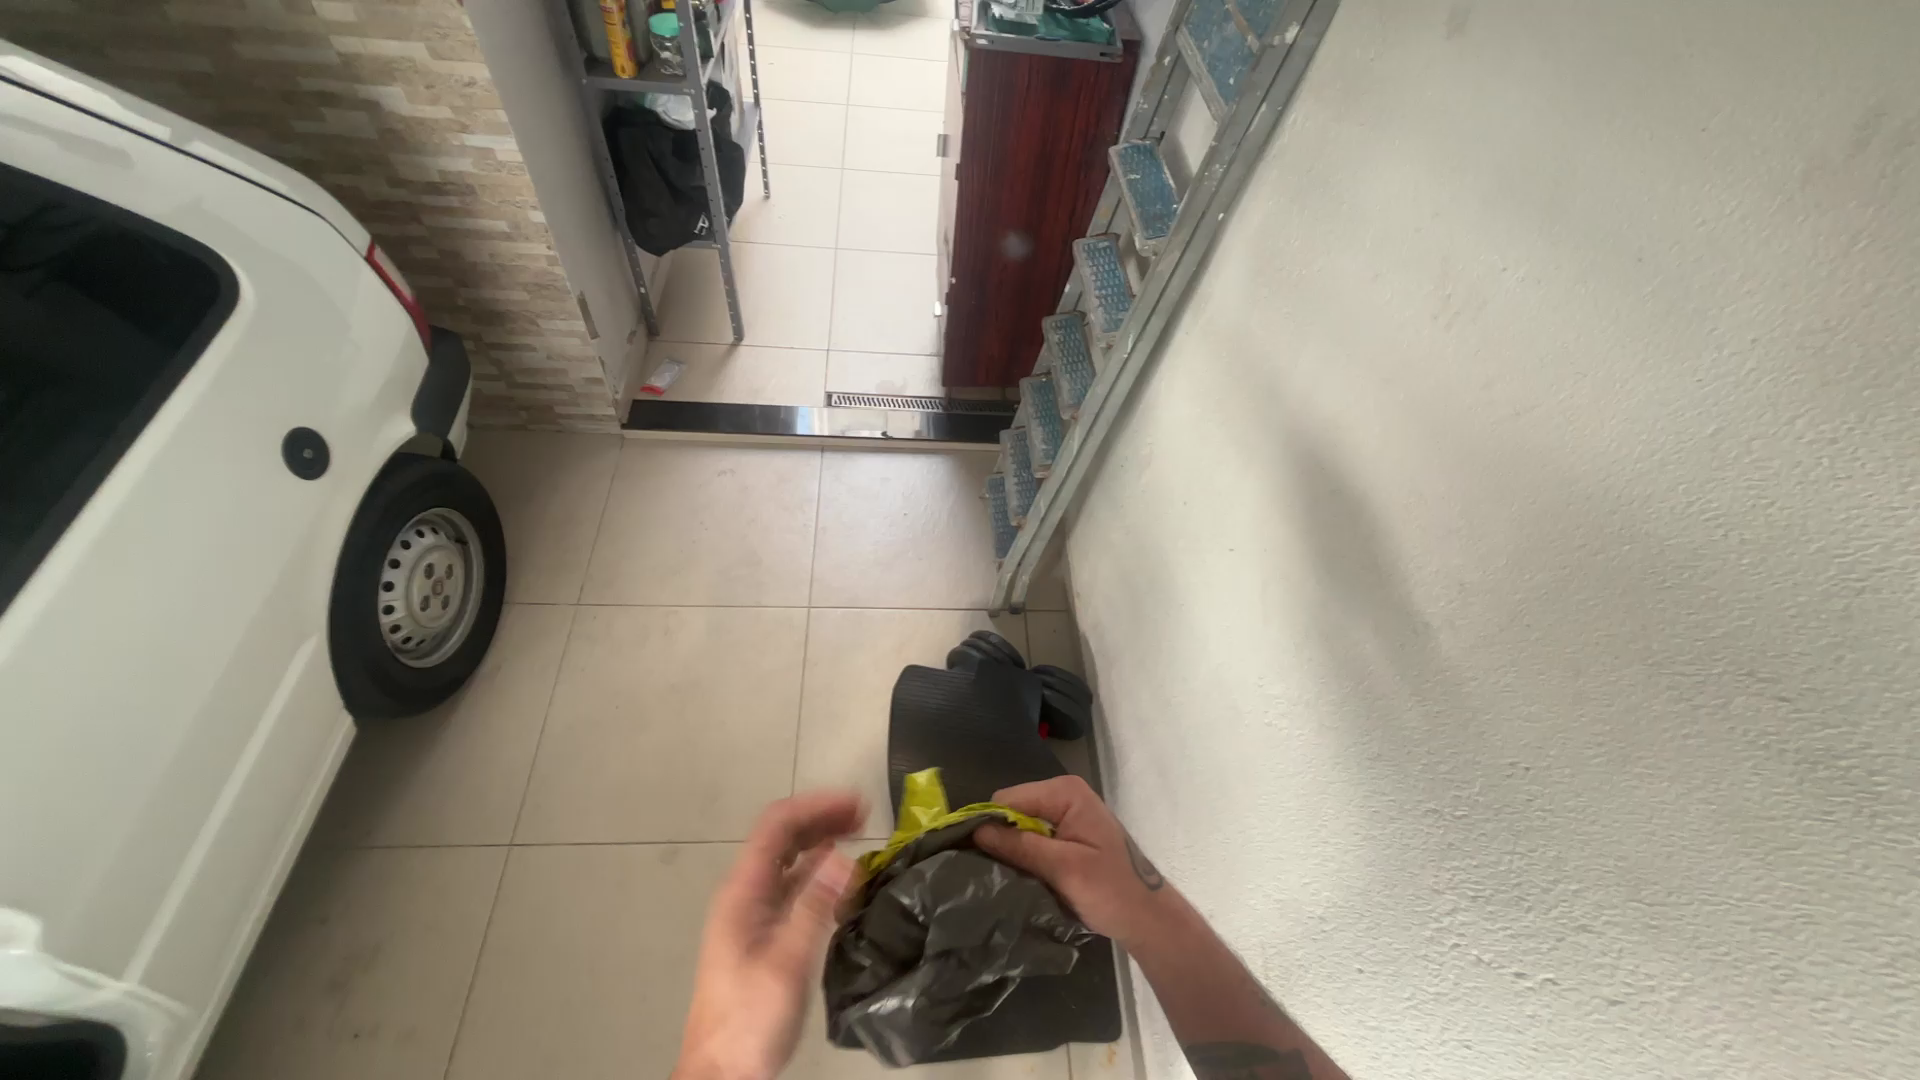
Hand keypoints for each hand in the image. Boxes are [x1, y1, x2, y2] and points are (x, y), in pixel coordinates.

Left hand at [673, 792, 864, 1079]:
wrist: (721, 1073)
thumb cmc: (750, 1019)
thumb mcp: (787, 963)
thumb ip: (814, 907)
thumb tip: (844, 856)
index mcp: (743, 891)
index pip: (777, 827)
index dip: (815, 806)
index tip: (855, 804)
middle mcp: (745, 892)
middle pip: (782, 836)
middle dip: (821, 816)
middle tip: (864, 813)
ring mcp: (752, 910)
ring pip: (788, 858)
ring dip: (821, 838)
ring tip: (858, 831)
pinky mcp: (763, 930)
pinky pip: (791, 884)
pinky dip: (817, 868)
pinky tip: (840, 872)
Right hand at [974, 775, 1173, 946]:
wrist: (1148, 918)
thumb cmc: (1112, 891)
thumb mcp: (1064, 869)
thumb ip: (1021, 847)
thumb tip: (976, 831)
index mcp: (1065, 792)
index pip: (1007, 799)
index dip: (990, 825)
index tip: (977, 857)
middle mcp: (1063, 794)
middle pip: (1012, 810)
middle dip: (1002, 838)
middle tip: (998, 872)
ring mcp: (1065, 813)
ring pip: (1019, 825)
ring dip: (1014, 850)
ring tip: (1010, 876)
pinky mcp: (1065, 833)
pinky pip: (1032, 836)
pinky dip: (1026, 855)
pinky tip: (1026, 876)